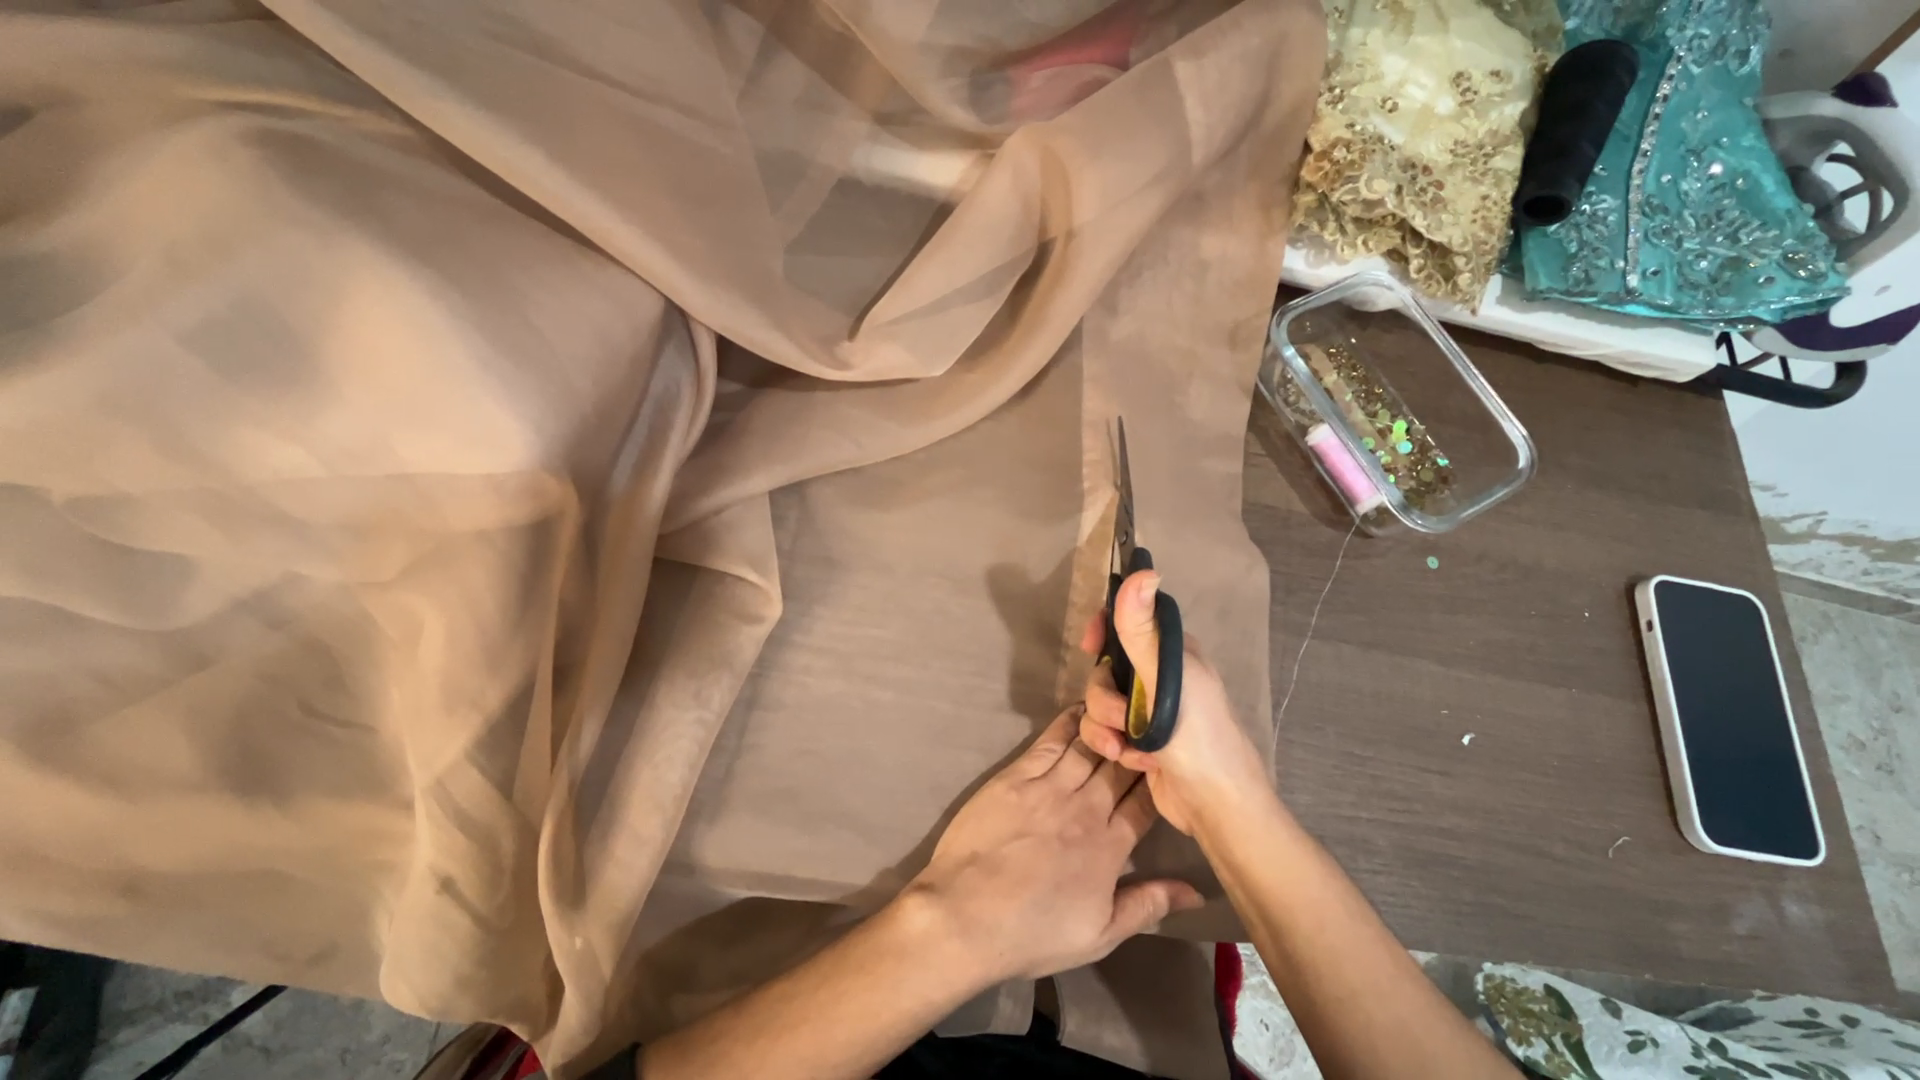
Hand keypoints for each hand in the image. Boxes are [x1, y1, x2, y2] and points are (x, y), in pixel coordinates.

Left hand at [902, 706, 1203, 982]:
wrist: (964, 916)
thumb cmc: (1032, 933)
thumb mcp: (1099, 934)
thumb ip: (1148, 905)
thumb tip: (1196, 891)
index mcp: (1109, 848)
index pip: (1146, 802)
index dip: (1161, 779)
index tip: (1174, 762)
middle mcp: (1085, 809)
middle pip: (1121, 768)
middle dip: (1140, 747)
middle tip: (1153, 724)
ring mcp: (1048, 789)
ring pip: (1089, 747)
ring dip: (1109, 727)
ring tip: (1124, 707)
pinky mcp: (1015, 777)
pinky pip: (1050, 741)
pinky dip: (1069, 722)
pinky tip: (1082, 708)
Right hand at [1078, 571, 1276, 836]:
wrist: (1214, 804)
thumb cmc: (1198, 736)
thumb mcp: (1167, 678)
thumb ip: (1143, 629)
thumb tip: (1143, 570)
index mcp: (1173, 653)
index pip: (1131, 621)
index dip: (1106, 629)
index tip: (1090, 646)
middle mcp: (1159, 677)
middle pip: (1105, 668)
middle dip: (1104, 696)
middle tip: (1120, 717)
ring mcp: (1148, 711)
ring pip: (1098, 702)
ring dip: (1106, 726)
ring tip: (1126, 747)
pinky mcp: (1137, 741)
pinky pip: (1104, 731)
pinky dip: (1112, 745)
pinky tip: (1132, 761)